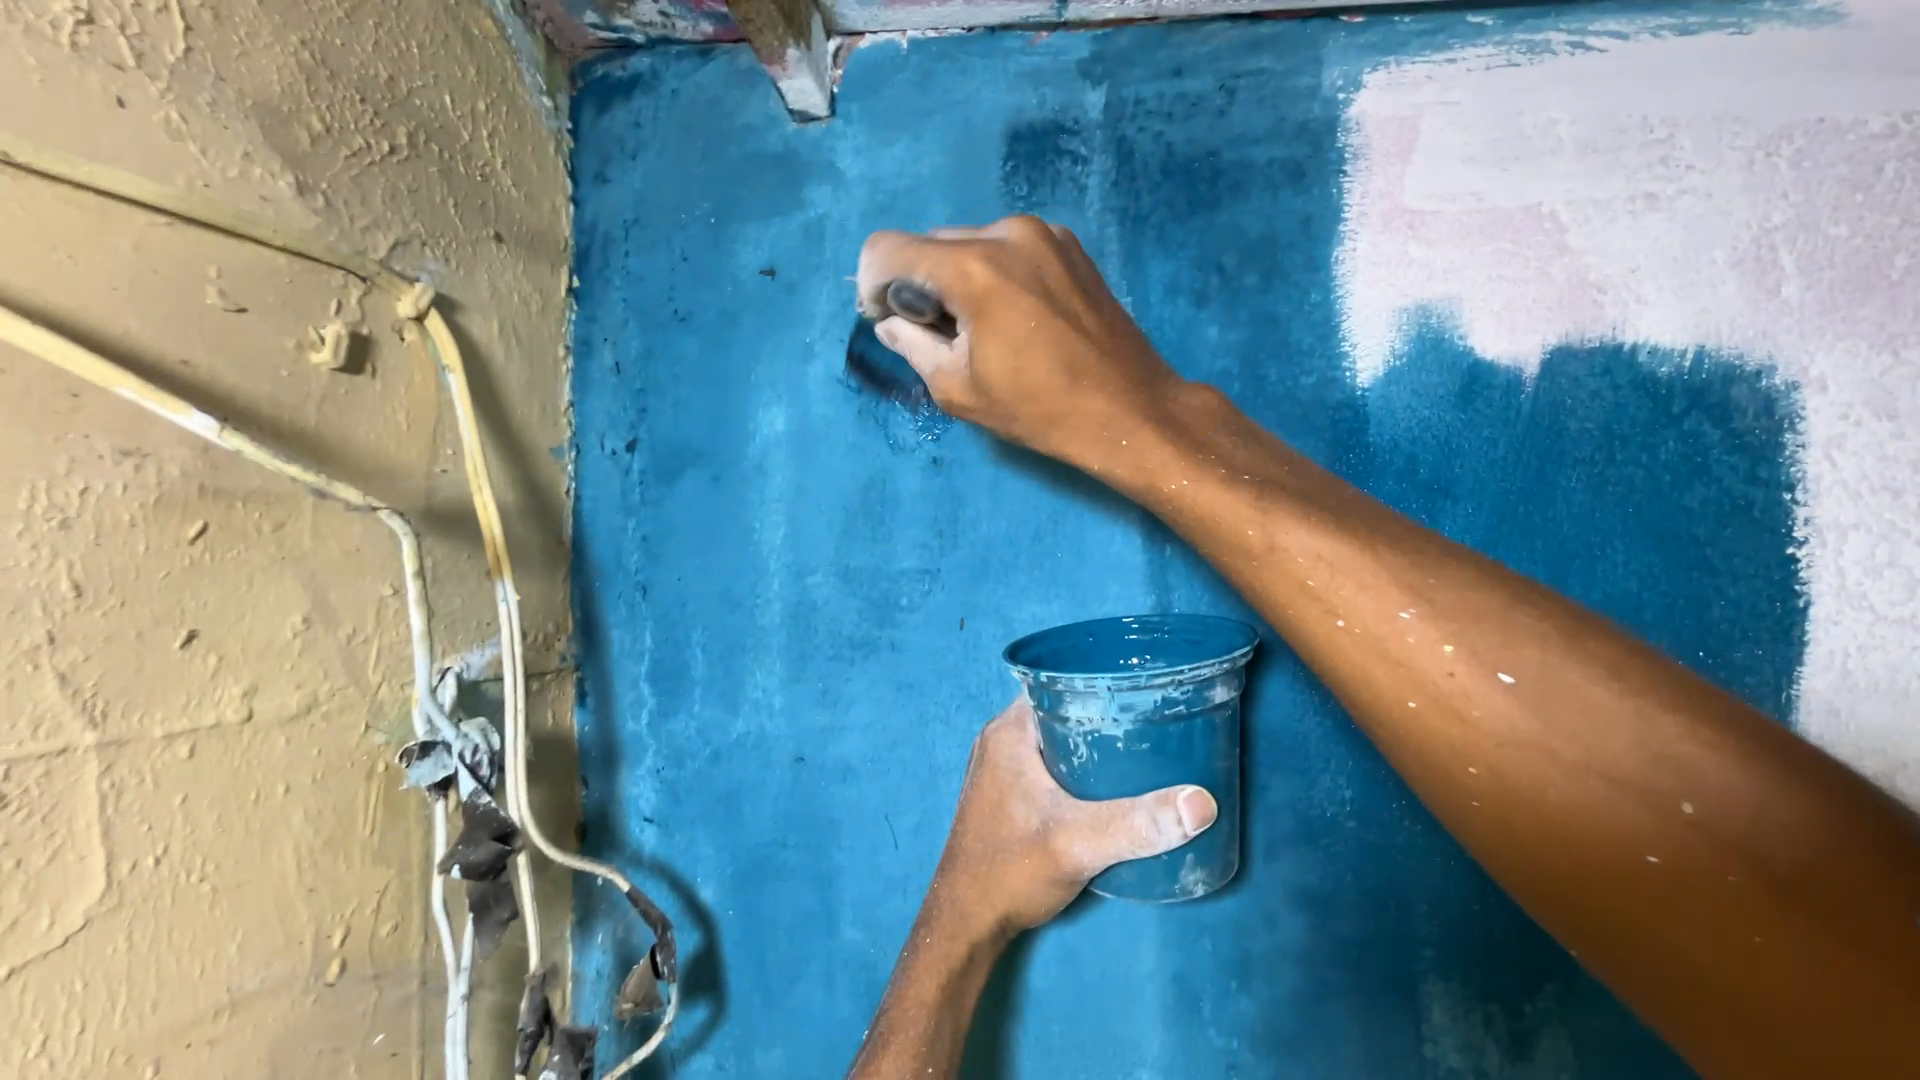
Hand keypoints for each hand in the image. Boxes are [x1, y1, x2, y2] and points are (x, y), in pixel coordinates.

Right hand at [855, 216, 1184, 468]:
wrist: (1130, 409)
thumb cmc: (1040, 409)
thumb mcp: (960, 391)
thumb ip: (913, 347)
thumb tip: (890, 324)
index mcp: (972, 268)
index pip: (888, 249)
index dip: (872, 285)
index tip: (887, 321)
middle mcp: (1006, 233)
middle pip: (931, 244)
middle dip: (919, 285)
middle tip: (939, 335)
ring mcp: (1044, 233)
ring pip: (971, 243)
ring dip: (958, 278)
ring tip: (982, 329)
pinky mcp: (1069, 245)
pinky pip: (1009, 248)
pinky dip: (995, 273)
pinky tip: (1016, 316)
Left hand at [930, 697, 1218, 936]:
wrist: (966, 923)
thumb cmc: (1010, 871)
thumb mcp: (1079, 844)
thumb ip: (1138, 824)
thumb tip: (1203, 803)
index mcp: (1010, 730)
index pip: (1059, 679)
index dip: (1102, 676)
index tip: (1146, 685)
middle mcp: (1003, 739)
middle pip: (1064, 707)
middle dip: (1108, 711)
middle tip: (1158, 718)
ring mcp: (1004, 768)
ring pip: (1061, 737)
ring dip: (1097, 741)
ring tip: (1147, 747)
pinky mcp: (1011, 794)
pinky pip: (1055, 762)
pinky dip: (1084, 765)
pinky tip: (1118, 783)